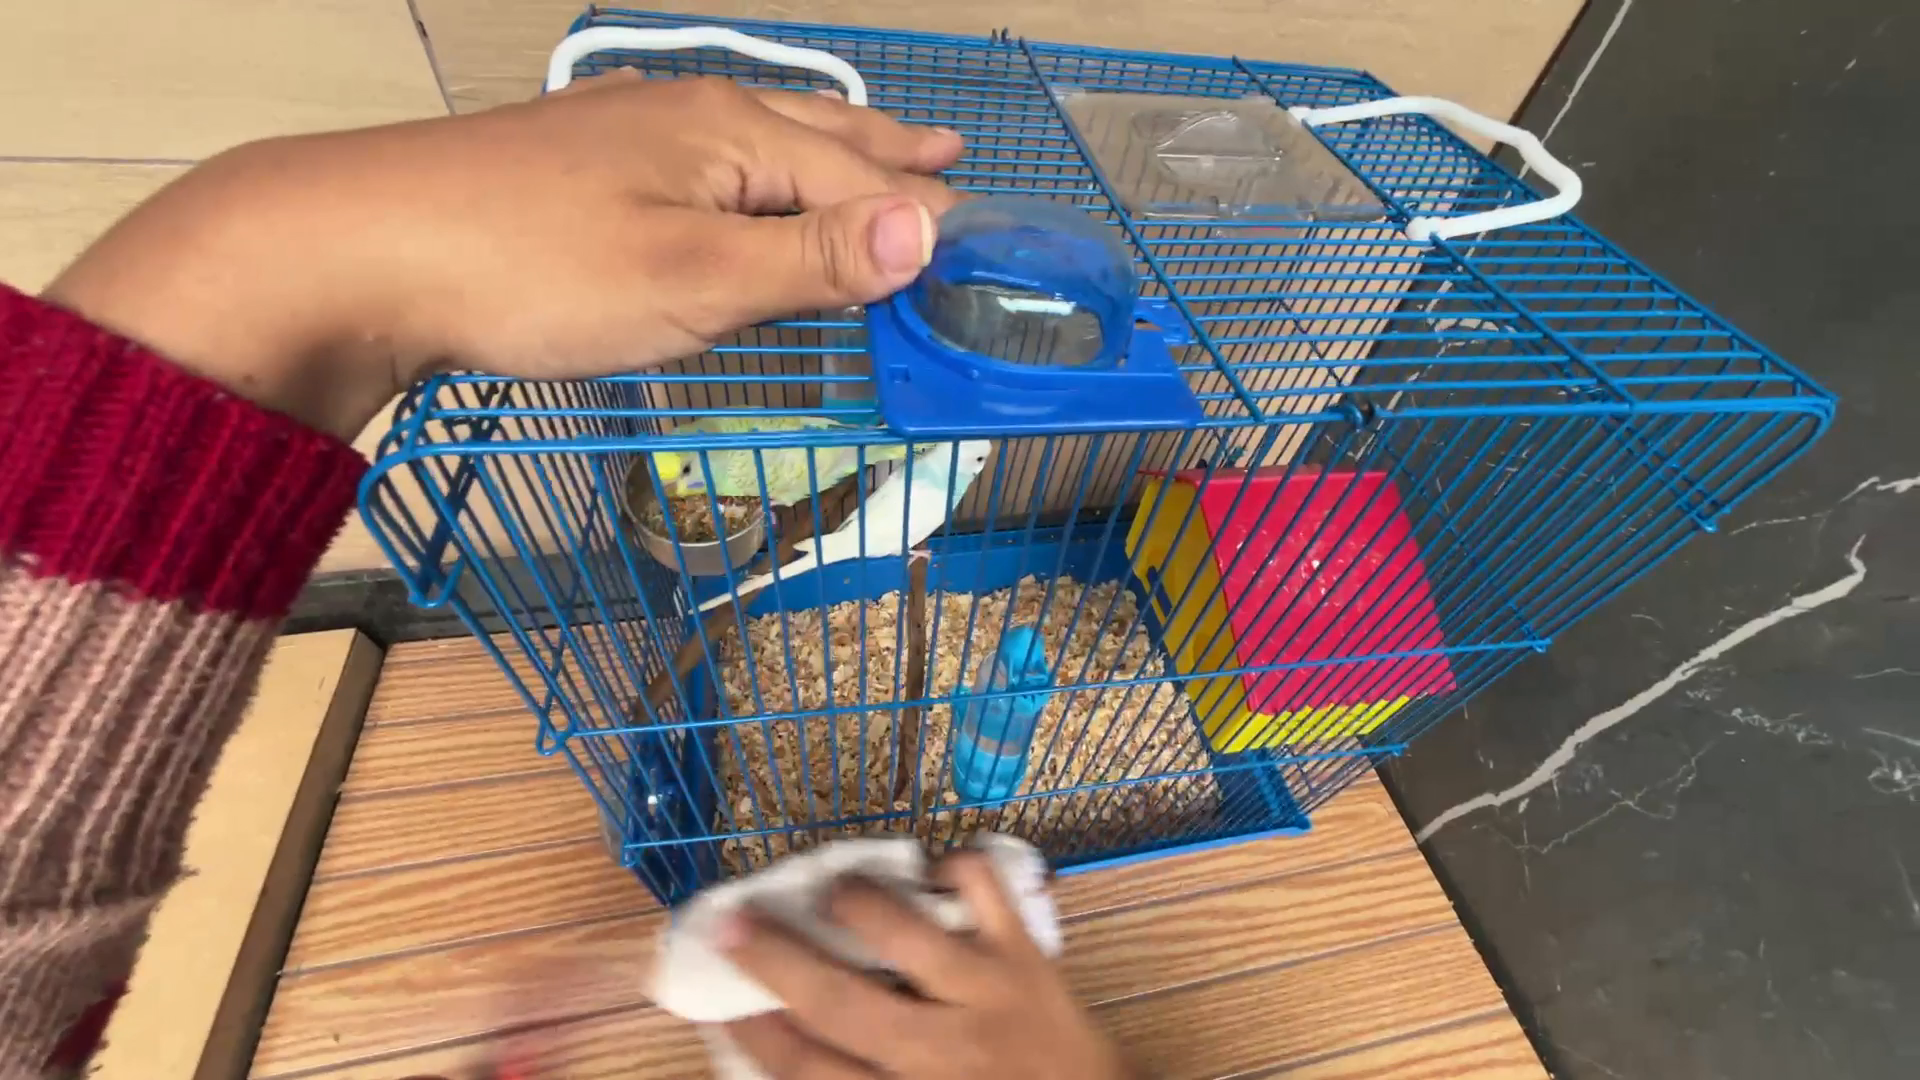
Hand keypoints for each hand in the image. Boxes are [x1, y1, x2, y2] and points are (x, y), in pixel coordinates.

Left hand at [42, 72, 963, 438]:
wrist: (367, 250)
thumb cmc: (544, 271)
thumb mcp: (696, 277)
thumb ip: (811, 258)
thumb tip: (924, 234)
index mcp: (735, 137)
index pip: (860, 185)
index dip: (922, 220)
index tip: (979, 249)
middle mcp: (699, 116)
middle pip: (823, 136)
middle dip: (892, 153)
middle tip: (950, 156)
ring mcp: (646, 134)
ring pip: (770, 137)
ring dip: (835, 146)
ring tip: (880, 146)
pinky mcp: (604, 163)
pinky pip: (722, 153)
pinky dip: (771, 164)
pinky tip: (756, 165)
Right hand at [719, 852, 1130, 1079]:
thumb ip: (859, 1075)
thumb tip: (792, 1029)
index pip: (808, 1072)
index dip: (756, 1033)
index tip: (719, 998)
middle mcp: (939, 1052)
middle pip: (838, 1002)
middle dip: (774, 957)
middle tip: (731, 917)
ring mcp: (988, 991)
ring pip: (907, 934)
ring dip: (858, 901)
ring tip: (833, 885)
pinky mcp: (1025, 949)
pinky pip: (984, 886)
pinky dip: (953, 863)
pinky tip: (930, 870)